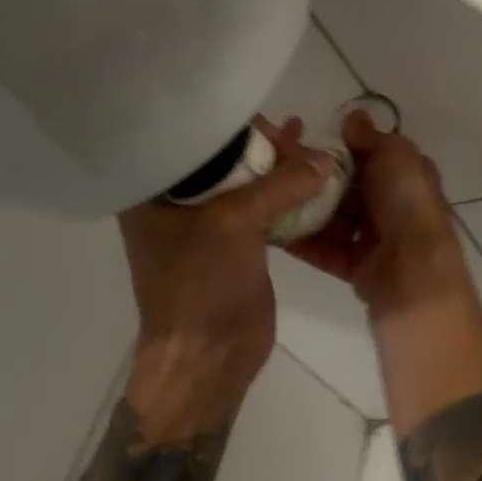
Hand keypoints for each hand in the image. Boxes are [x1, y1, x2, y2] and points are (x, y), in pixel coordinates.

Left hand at [117, 116, 336, 432]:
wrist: (208, 357)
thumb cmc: (201, 284)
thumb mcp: (237, 223)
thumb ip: (282, 184)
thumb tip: (327, 159)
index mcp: (154, 191)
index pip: (194, 138)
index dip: (234, 126)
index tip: (271, 123)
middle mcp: (177, 201)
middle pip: (226, 155)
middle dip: (264, 144)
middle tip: (296, 137)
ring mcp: (208, 223)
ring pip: (250, 178)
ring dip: (281, 163)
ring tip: (311, 144)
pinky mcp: (239, 242)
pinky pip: (266, 204)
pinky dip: (289, 189)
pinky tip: (315, 174)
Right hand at [287, 110, 474, 317]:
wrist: (414, 271)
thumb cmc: (406, 203)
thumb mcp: (394, 155)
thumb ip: (371, 138)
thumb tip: (355, 116)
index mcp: (407, 174)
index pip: (370, 155)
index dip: (341, 149)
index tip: (306, 143)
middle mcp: (393, 203)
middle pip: (348, 188)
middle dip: (317, 181)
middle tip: (279, 172)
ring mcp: (376, 237)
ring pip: (334, 220)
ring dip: (306, 211)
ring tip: (270, 201)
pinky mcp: (358, 266)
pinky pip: (325, 250)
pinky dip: (303, 242)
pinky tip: (274, 232)